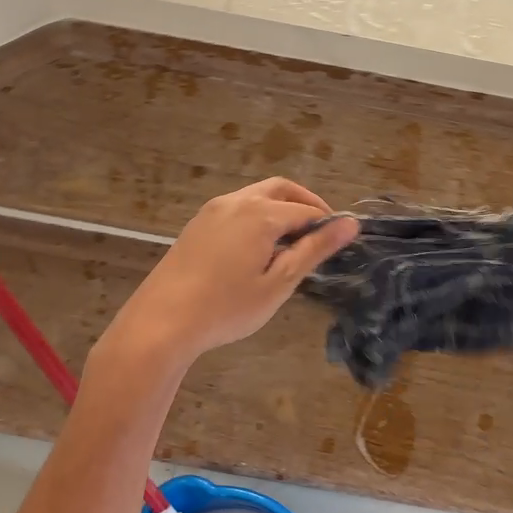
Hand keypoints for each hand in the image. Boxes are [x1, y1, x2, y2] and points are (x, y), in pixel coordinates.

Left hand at [101, 177, 358, 360]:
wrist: (161, 322)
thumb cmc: (227, 307)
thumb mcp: (279, 282)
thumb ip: (314, 249)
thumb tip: (350, 224)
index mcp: (260, 214)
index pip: (307, 211)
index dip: (329, 225)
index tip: (343, 243)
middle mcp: (236, 202)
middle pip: (281, 189)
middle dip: (306, 205)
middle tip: (322, 233)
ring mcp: (212, 211)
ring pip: (257, 196)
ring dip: (281, 209)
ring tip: (293, 244)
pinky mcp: (197, 225)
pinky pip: (237, 208)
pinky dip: (259, 216)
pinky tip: (259, 249)